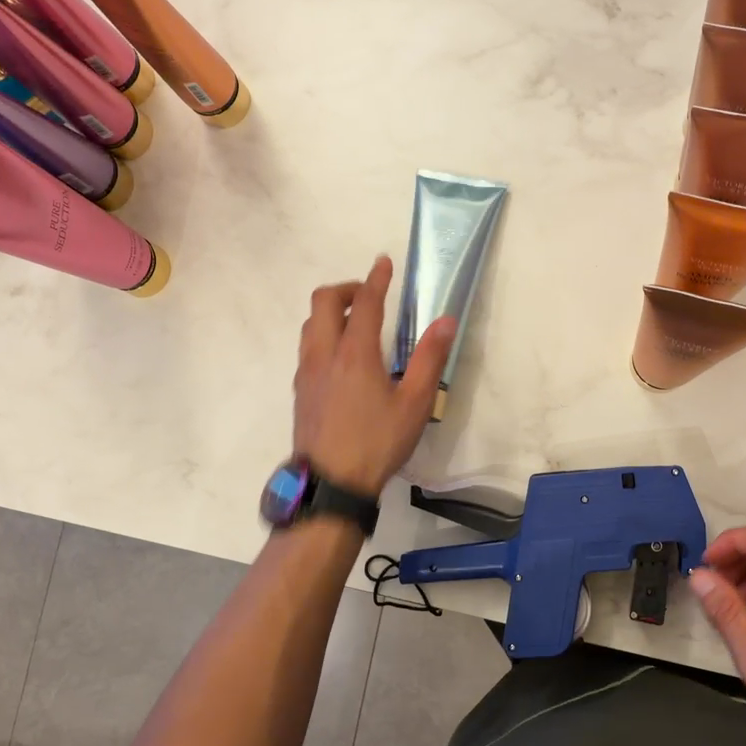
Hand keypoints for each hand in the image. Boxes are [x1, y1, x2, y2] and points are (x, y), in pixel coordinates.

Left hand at [292, 256, 457, 496]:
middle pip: (323, 301)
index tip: (384, 263)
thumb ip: (430, 359)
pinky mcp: (300, 391)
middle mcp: (324, 354)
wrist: (332, 482)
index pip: (364, 302)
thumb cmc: (377, 442)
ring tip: (355, 323)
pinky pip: (307, 347)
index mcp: (355, 353)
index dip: (376, 279)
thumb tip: (445, 321)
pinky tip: (341, 358)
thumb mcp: (415, 404)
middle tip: (368, 295)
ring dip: (330, 312)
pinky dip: (322, 335)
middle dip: (345, 289)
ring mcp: (307, 372)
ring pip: (310, 324)